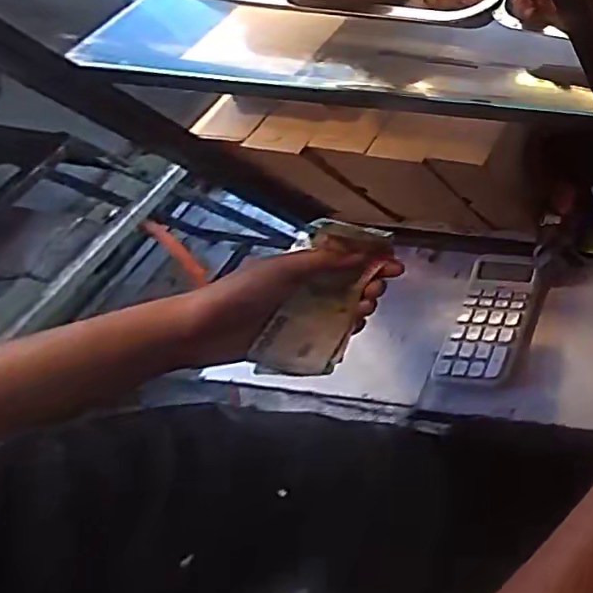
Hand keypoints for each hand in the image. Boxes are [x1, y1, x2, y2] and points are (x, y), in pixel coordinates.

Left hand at [170, 237, 404, 368]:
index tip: (394, 267)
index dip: (375, 261)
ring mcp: (304, 312)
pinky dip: (346, 330)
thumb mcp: (286, 267)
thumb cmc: (241, 291)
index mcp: (308, 266)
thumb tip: (364, 255)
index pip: (351, 260)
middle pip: (354, 284)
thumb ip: (326, 261)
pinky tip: (351, 331)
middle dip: (372, 285)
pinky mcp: (296, 337)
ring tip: (361, 312)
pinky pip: (330, 332)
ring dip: (362, 308)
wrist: (198, 330)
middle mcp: (310, 287)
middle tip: (374, 292)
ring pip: (346, 308)